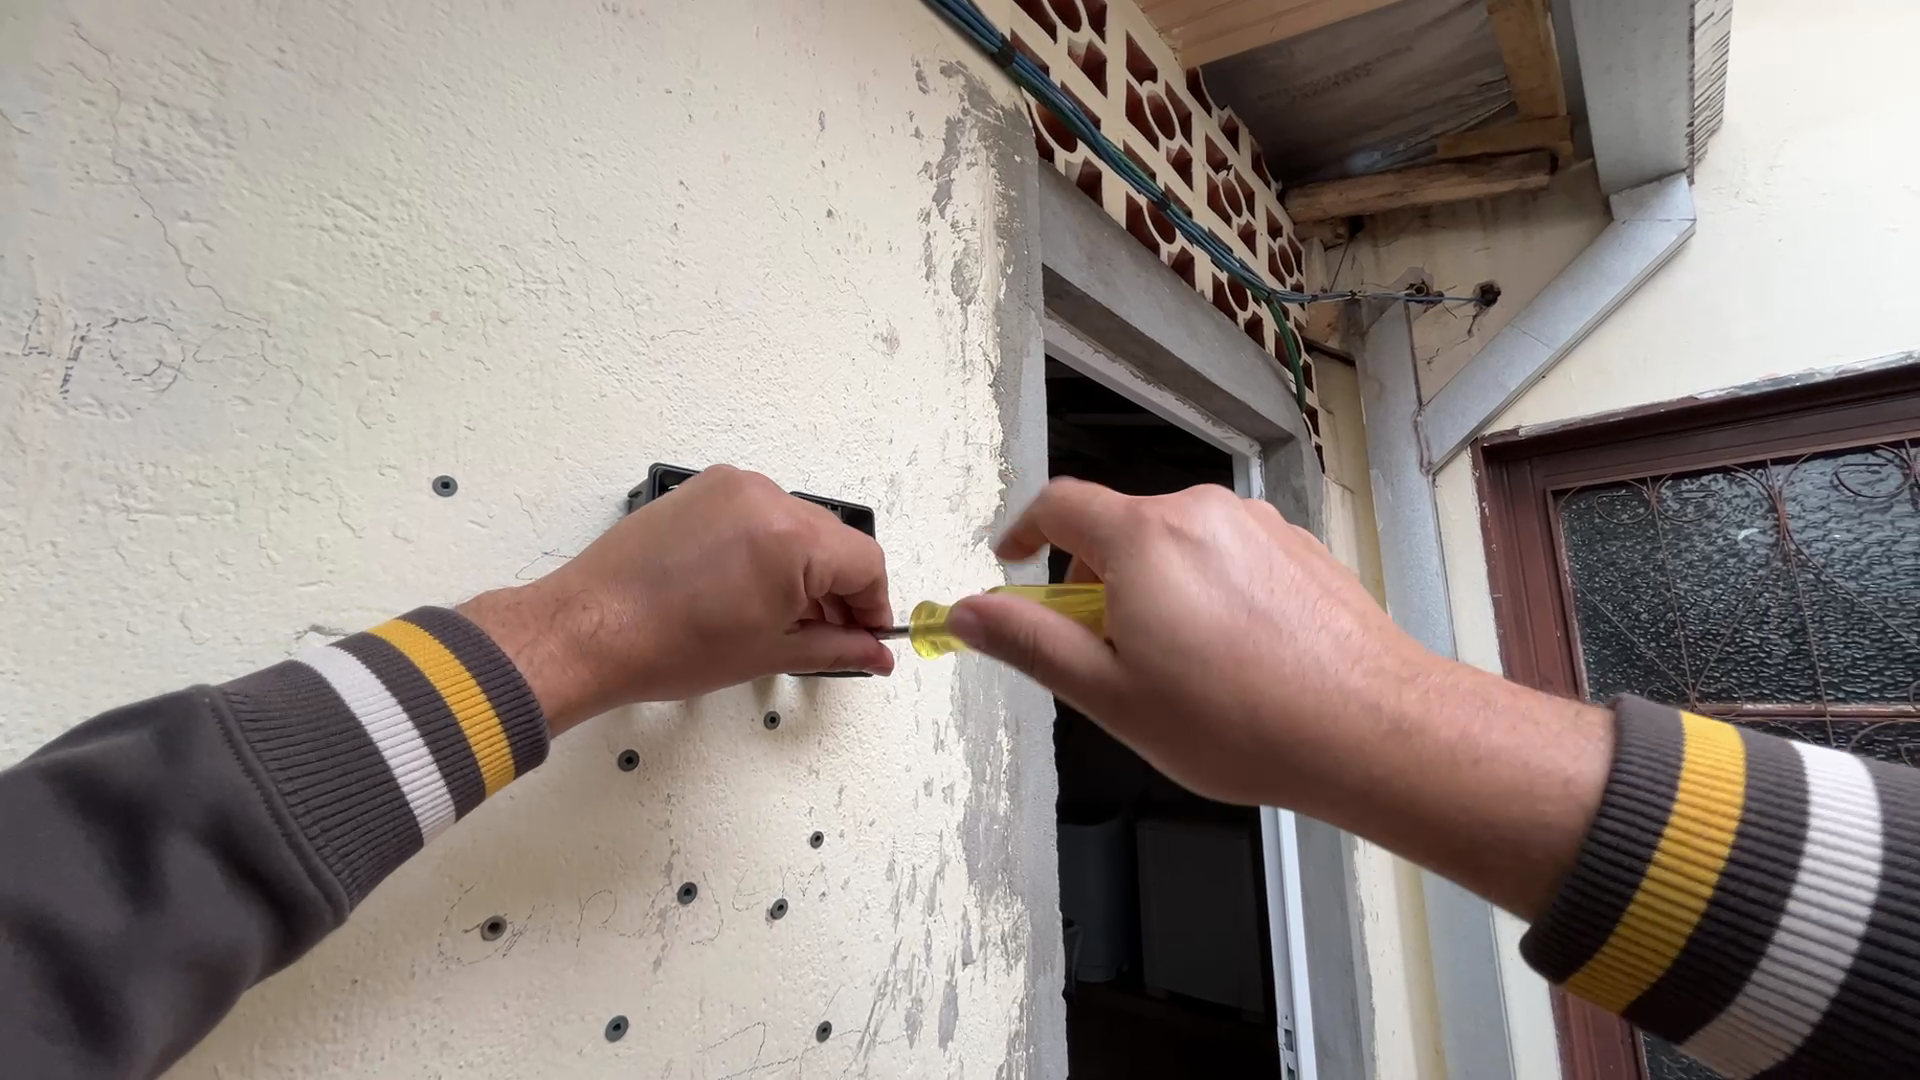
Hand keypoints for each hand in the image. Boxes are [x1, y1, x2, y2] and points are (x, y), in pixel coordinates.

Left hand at [461, 466, 893, 734]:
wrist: (588, 630)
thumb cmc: (664, 645)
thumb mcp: (771, 652)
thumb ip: (838, 647)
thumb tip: (875, 653)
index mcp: (791, 537)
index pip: (867, 562)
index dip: (876, 605)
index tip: (870, 634)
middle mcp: (766, 497)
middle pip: (836, 540)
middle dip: (843, 588)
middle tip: (833, 632)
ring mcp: (734, 487)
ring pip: (801, 525)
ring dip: (808, 568)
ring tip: (789, 615)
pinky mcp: (708, 489)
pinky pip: (764, 513)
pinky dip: (773, 547)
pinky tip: (757, 588)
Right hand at [945, 478, 1611, 917]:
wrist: (1375, 730)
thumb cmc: (1237, 720)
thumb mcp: (1109, 692)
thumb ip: (1029, 642)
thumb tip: (968, 613)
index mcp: (1143, 537)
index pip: (1058, 504)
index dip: (1024, 531)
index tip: (1014, 561)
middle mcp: (1198, 511)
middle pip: (1116, 529)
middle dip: (1094, 580)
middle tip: (1108, 652)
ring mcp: (1254, 523)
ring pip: (1171, 543)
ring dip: (1151, 587)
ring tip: (1178, 662)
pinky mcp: (1293, 544)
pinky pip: (1221, 552)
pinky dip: (1201, 587)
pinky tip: (1232, 652)